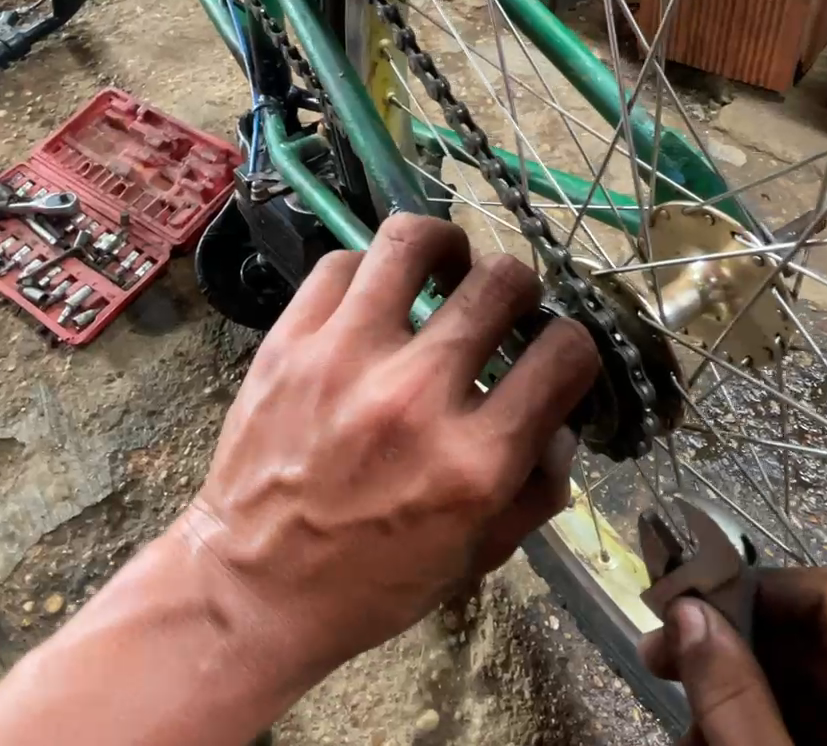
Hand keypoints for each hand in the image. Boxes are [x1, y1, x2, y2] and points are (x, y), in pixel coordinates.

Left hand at [180, 213, 599, 682]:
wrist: (253, 585)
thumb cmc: (374, 583)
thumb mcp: (476, 556)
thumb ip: (537, 489)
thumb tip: (561, 420)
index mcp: (475, 460)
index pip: (563, 354)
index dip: (573, 345)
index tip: (554, 351)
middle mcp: (417, 394)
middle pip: (500, 283)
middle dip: (519, 286)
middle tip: (501, 306)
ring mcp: (347, 356)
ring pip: (413, 241)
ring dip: (445, 244)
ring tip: (445, 264)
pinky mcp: (291, 340)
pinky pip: (341, 263)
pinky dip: (368, 269)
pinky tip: (373, 293)